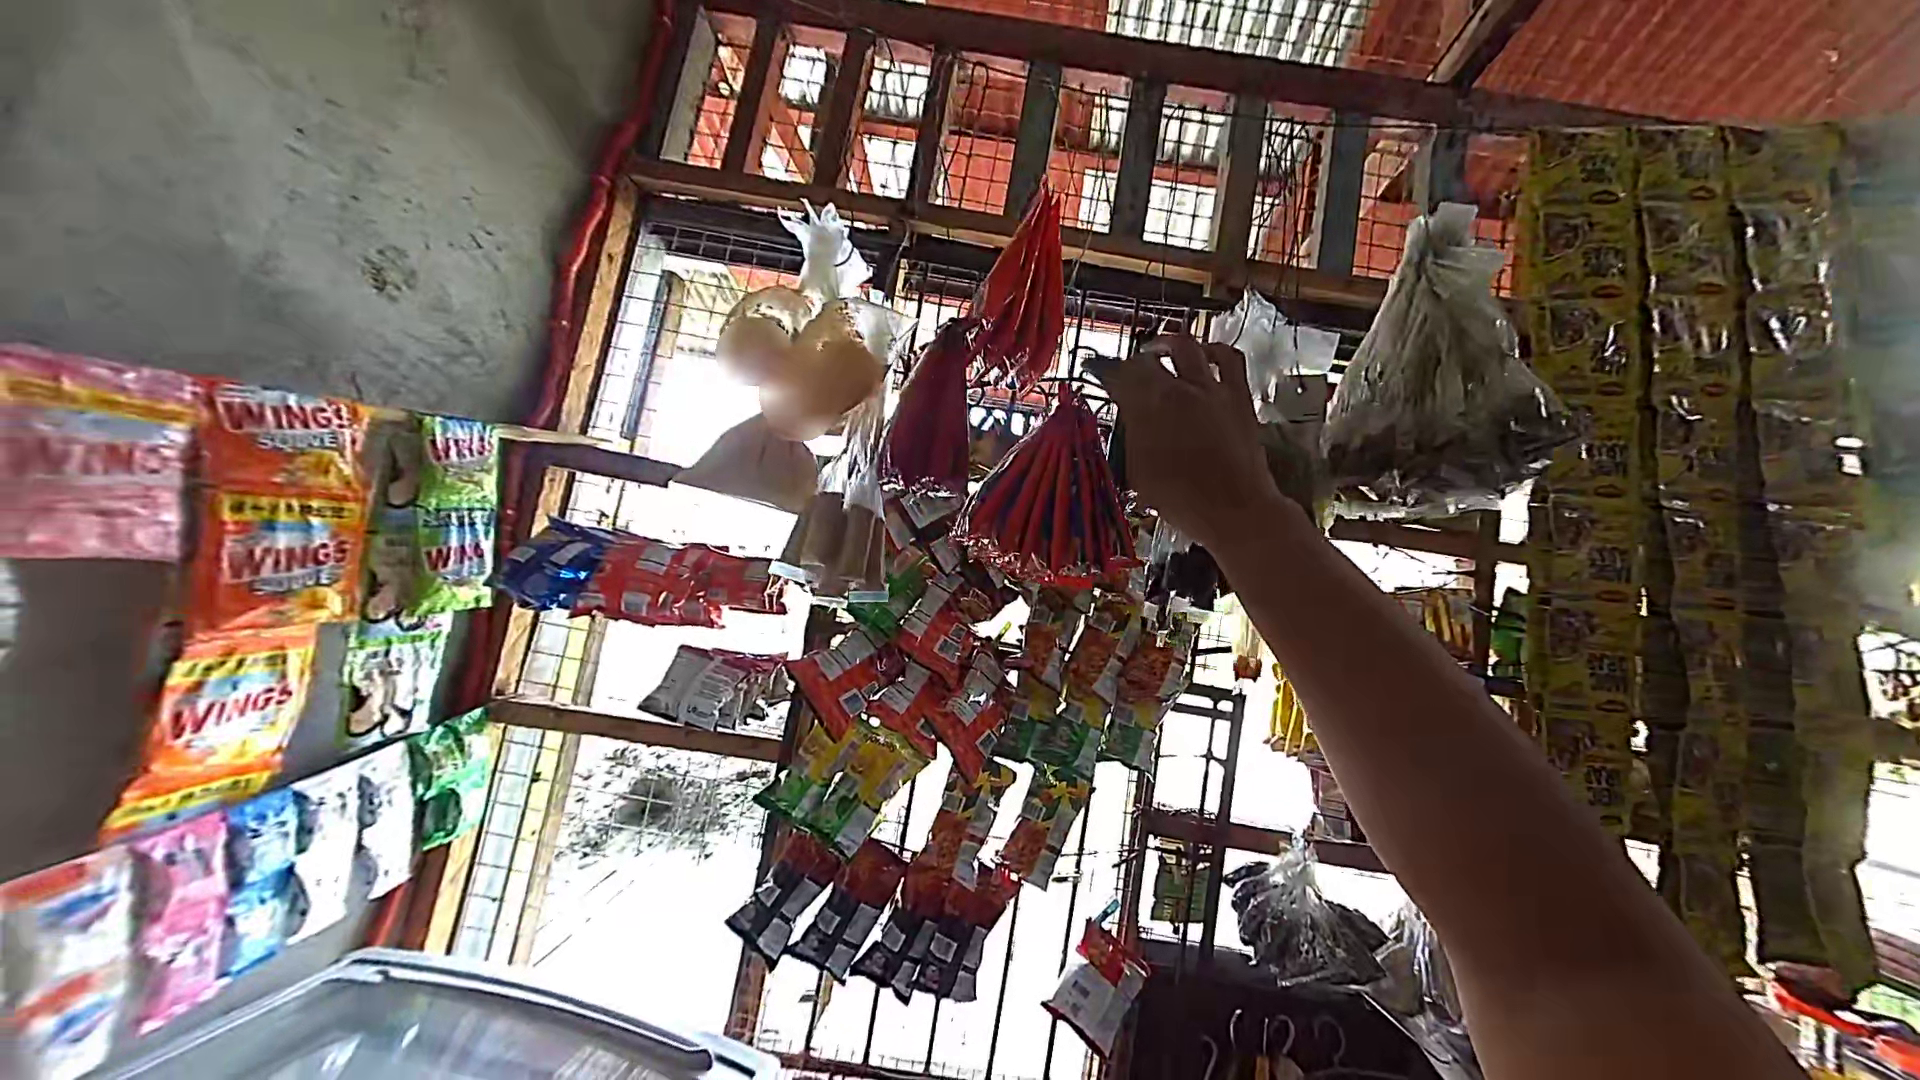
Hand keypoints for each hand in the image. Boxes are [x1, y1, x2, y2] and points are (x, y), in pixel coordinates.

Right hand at [1089, 334, 1288, 546]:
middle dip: (1131, 362)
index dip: (1102, 370)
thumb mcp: (1136, 472)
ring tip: (1159, 349)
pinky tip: (1205, 356)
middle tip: (1125, 369)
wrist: (1233, 509)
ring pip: (1187, 346)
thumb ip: (1129, 438)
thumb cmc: (1180, 499)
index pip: (1117, 375)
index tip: (1095, 370)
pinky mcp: (1238, 395)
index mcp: (1146, 408)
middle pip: (1147, 359)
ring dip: (1167, 344)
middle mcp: (1177, 389)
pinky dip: (1212, 350)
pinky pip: (1228, 358)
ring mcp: (1211, 388)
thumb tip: (1126, 423)